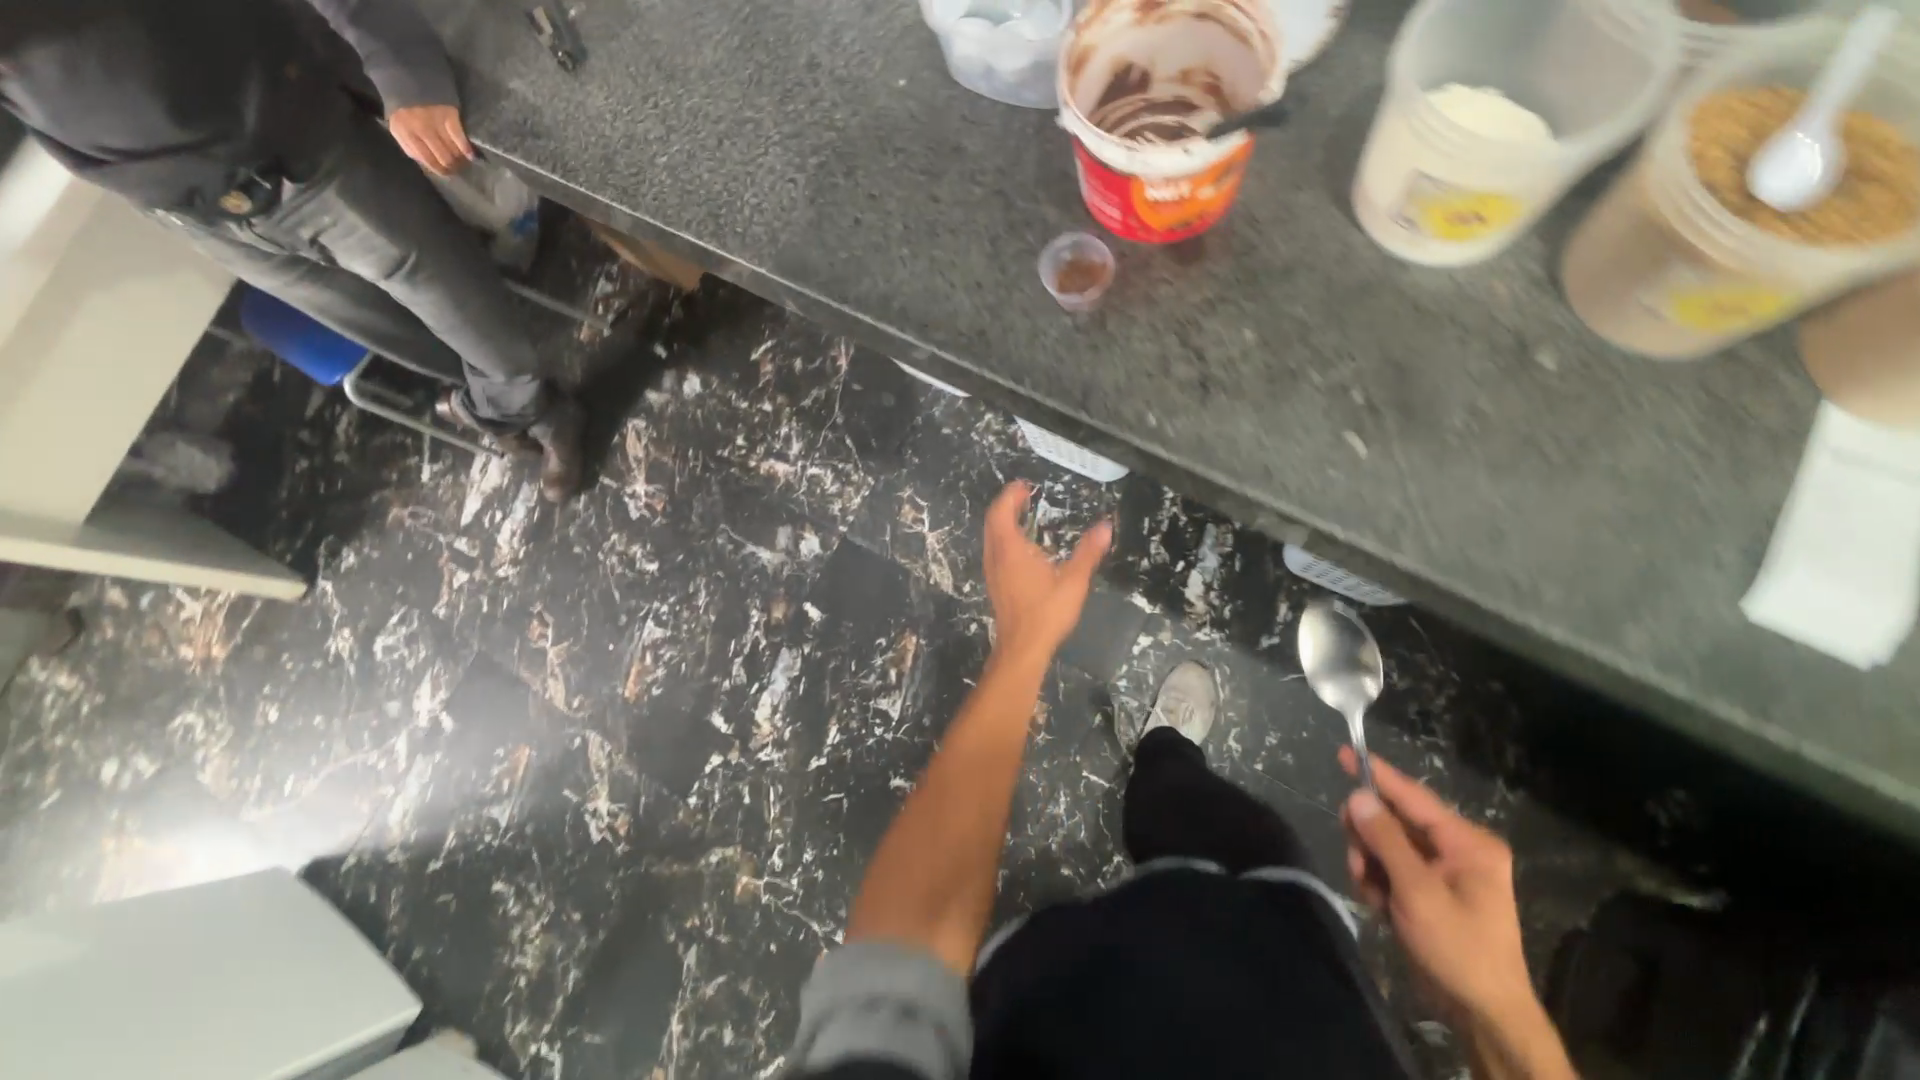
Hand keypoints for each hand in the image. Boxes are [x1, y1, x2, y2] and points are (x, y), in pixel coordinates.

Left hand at [389, 105, 474, 175]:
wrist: (410, 81)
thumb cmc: (406, 109)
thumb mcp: (400, 129)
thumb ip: (411, 147)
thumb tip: (430, 165)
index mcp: (405, 133)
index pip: (428, 161)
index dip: (440, 170)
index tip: (448, 172)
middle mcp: (419, 129)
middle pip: (443, 158)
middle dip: (453, 166)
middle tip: (459, 167)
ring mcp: (435, 122)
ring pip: (453, 151)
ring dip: (461, 159)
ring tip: (464, 161)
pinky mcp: (448, 115)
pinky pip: (460, 140)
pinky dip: (467, 150)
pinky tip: (471, 154)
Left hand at [982, 481, 1110, 660]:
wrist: (1022, 647)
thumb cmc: (1047, 612)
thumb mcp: (1074, 581)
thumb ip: (1088, 552)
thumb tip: (1106, 526)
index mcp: (1010, 549)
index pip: (1001, 511)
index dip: (1010, 495)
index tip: (1025, 485)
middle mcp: (995, 556)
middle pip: (992, 520)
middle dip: (1006, 504)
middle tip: (1024, 495)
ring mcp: (992, 571)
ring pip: (990, 536)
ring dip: (1003, 520)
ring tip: (1023, 514)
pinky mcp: (994, 583)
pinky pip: (994, 549)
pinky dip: (1003, 536)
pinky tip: (1022, 544)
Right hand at [1338, 748, 1535, 1025]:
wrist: (1482, 1012)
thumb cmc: (1458, 948)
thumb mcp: (1417, 892)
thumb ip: (1386, 840)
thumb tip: (1358, 796)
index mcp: (1467, 842)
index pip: (1413, 796)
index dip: (1377, 775)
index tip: (1344, 752)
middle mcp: (1456, 849)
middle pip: (1393, 821)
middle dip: (1368, 841)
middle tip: (1358, 864)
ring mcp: (1442, 872)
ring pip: (1385, 846)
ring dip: (1370, 867)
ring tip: (1373, 896)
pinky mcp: (1429, 892)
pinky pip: (1390, 869)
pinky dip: (1378, 884)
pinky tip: (1380, 907)